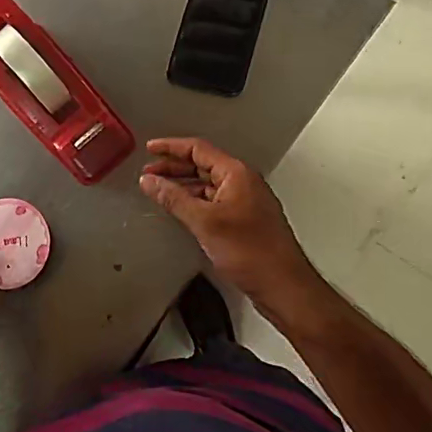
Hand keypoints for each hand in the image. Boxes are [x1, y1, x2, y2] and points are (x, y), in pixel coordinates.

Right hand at [138, 138, 317, 303]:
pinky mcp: (245, 220)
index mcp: (236, 174)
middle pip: (203, 164)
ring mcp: (245, 201)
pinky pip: (214, 201)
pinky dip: (194, 200)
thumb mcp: (204, 222)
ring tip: (158, 190)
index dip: (171, 147)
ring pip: (208, 184)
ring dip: (183, 185)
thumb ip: (174, 199)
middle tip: (148, 173)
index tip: (150, 149)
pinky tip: (180, 209)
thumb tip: (149, 182)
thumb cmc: (250, 252)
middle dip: (174, 167)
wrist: (282, 284)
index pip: (199, 149)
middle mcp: (243, 182)